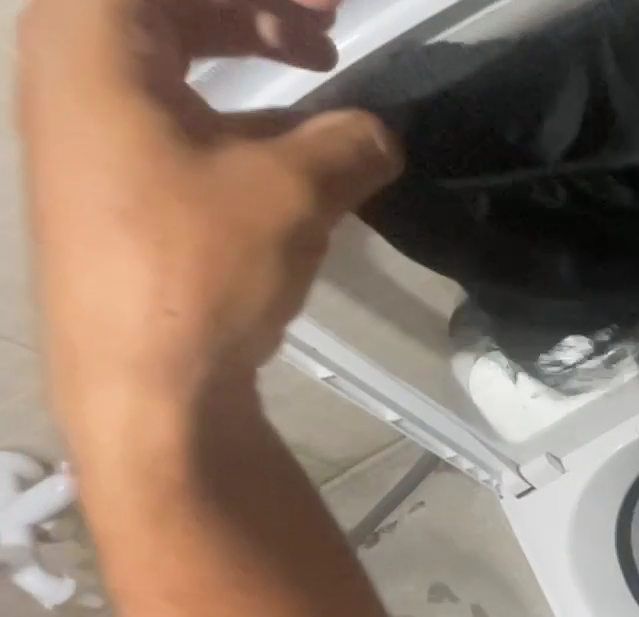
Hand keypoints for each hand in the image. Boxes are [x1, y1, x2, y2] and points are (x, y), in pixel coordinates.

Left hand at [16, 0, 401, 438]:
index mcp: (92, 46)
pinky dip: (236, 110)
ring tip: (320, 84)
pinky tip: (293, 149)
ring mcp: (89, 130)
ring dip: (246, 58)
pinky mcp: (116, 181)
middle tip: (330, 36)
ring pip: (169, 59)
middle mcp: (73, 73)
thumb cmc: (201, 262)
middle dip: (251, 9)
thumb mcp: (294, 191)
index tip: (335, 10)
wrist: (145, 371)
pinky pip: (175, 112)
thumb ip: (347, 143)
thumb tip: (379, 133)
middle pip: (161, 7)